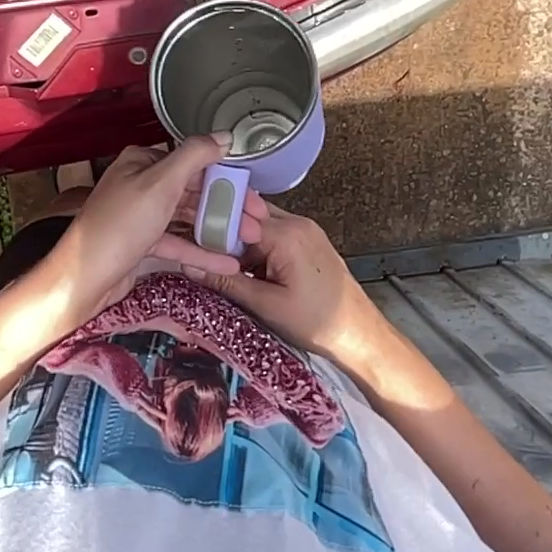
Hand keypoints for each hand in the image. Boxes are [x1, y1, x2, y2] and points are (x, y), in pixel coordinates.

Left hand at [42, 137, 265, 321]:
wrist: (83, 278)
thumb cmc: (118, 226)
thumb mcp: (160, 184)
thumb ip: (194, 156)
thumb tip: (224, 136)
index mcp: (142, 162)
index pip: (194, 163)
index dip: (227, 178)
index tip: (253, 196)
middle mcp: (141, 184)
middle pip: (194, 191)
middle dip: (227, 207)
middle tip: (258, 223)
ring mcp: (141, 215)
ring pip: (188, 218)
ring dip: (219, 229)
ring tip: (249, 241)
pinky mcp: (142, 243)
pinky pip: (178, 244)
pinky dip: (202, 252)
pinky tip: (227, 263)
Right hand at [190, 204, 391, 369]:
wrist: (361, 336)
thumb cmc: (317, 323)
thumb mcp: (266, 305)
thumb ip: (227, 281)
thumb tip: (190, 264)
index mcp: (287, 235)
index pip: (237, 220)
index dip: (212, 232)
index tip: (192, 245)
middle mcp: (297, 223)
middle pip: (248, 215)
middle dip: (226, 234)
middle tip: (203, 255)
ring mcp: (306, 230)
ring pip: (261, 224)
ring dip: (242, 242)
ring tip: (226, 266)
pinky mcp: (310, 240)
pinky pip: (275, 233)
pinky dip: (259, 247)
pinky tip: (251, 270)